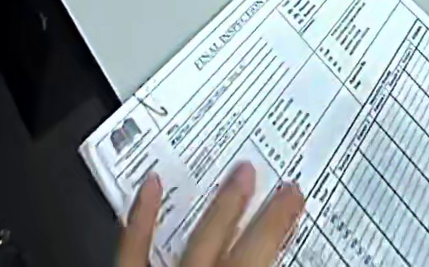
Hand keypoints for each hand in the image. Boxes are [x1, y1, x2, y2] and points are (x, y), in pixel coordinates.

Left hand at [116, 164, 305, 266]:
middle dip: (253, 206)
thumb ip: (259, 265)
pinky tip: (150, 185)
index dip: (280, 222)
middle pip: (230, 239)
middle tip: (270, 174)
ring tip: (236, 170)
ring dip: (218, 205)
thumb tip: (280, 253)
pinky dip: (140, 219)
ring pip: (193, 240)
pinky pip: (132, 254)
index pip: (259, 252)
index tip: (295, 194)